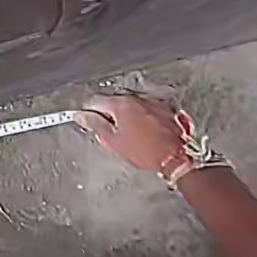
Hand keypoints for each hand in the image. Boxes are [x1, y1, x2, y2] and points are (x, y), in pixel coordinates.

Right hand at [76, 92, 195, 173]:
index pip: (95, 101)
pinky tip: (144, 129)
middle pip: (114, 100)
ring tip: (129, 132)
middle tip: (109, 131)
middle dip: (108, 112)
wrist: (176, 159)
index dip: (89, 112)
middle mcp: (138, 98)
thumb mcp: (113, 141)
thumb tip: (81, 116)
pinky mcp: (167, 108)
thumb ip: (95, 124)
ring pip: (131, 103)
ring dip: (126, 113)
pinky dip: (142, 114)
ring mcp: (154, 101)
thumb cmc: (145, 151)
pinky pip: (147, 107)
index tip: (88, 121)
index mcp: (121, 104)